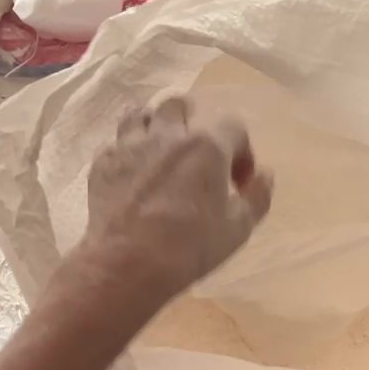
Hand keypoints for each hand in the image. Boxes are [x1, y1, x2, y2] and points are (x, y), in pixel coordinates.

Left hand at [70, 96, 273, 313]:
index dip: (242, 152)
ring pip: (142, 114)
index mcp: (207, 147)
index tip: (239, 183)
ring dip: (156, 127)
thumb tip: (265, 175)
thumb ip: (257, 197)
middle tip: (197, 156)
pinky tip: (134, 175)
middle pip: (181, 106)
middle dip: (194, 124)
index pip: (234, 127)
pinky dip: (129, 152)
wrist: (128, 264)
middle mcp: (168, 134)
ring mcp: (130, 145)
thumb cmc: (190, 248)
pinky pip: (117, 142)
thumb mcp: (238, 230)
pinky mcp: (103, 162)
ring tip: (161, 153)